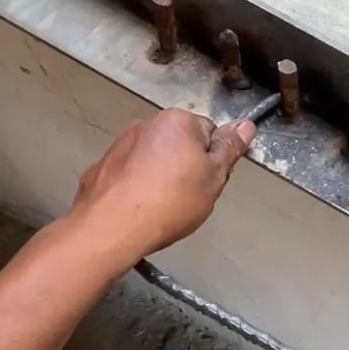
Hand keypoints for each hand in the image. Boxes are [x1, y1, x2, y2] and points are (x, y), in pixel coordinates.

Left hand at [69, 108, 254, 255]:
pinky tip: (142, 207)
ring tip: (165, 205)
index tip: (209, 181)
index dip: (214, 160)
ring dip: (162, 176)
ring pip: (155, 158)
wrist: (112, 227)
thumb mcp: (214, 178)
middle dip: (187, 166)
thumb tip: (245, 126)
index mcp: (178, 121)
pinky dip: (139, 185)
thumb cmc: (169, 202)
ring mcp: (121, 144)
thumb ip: (230, 149)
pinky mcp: (103, 166)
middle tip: (191, 195)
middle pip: (181, 143)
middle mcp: (147, 124)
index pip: (210, 133)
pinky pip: (132, 173)